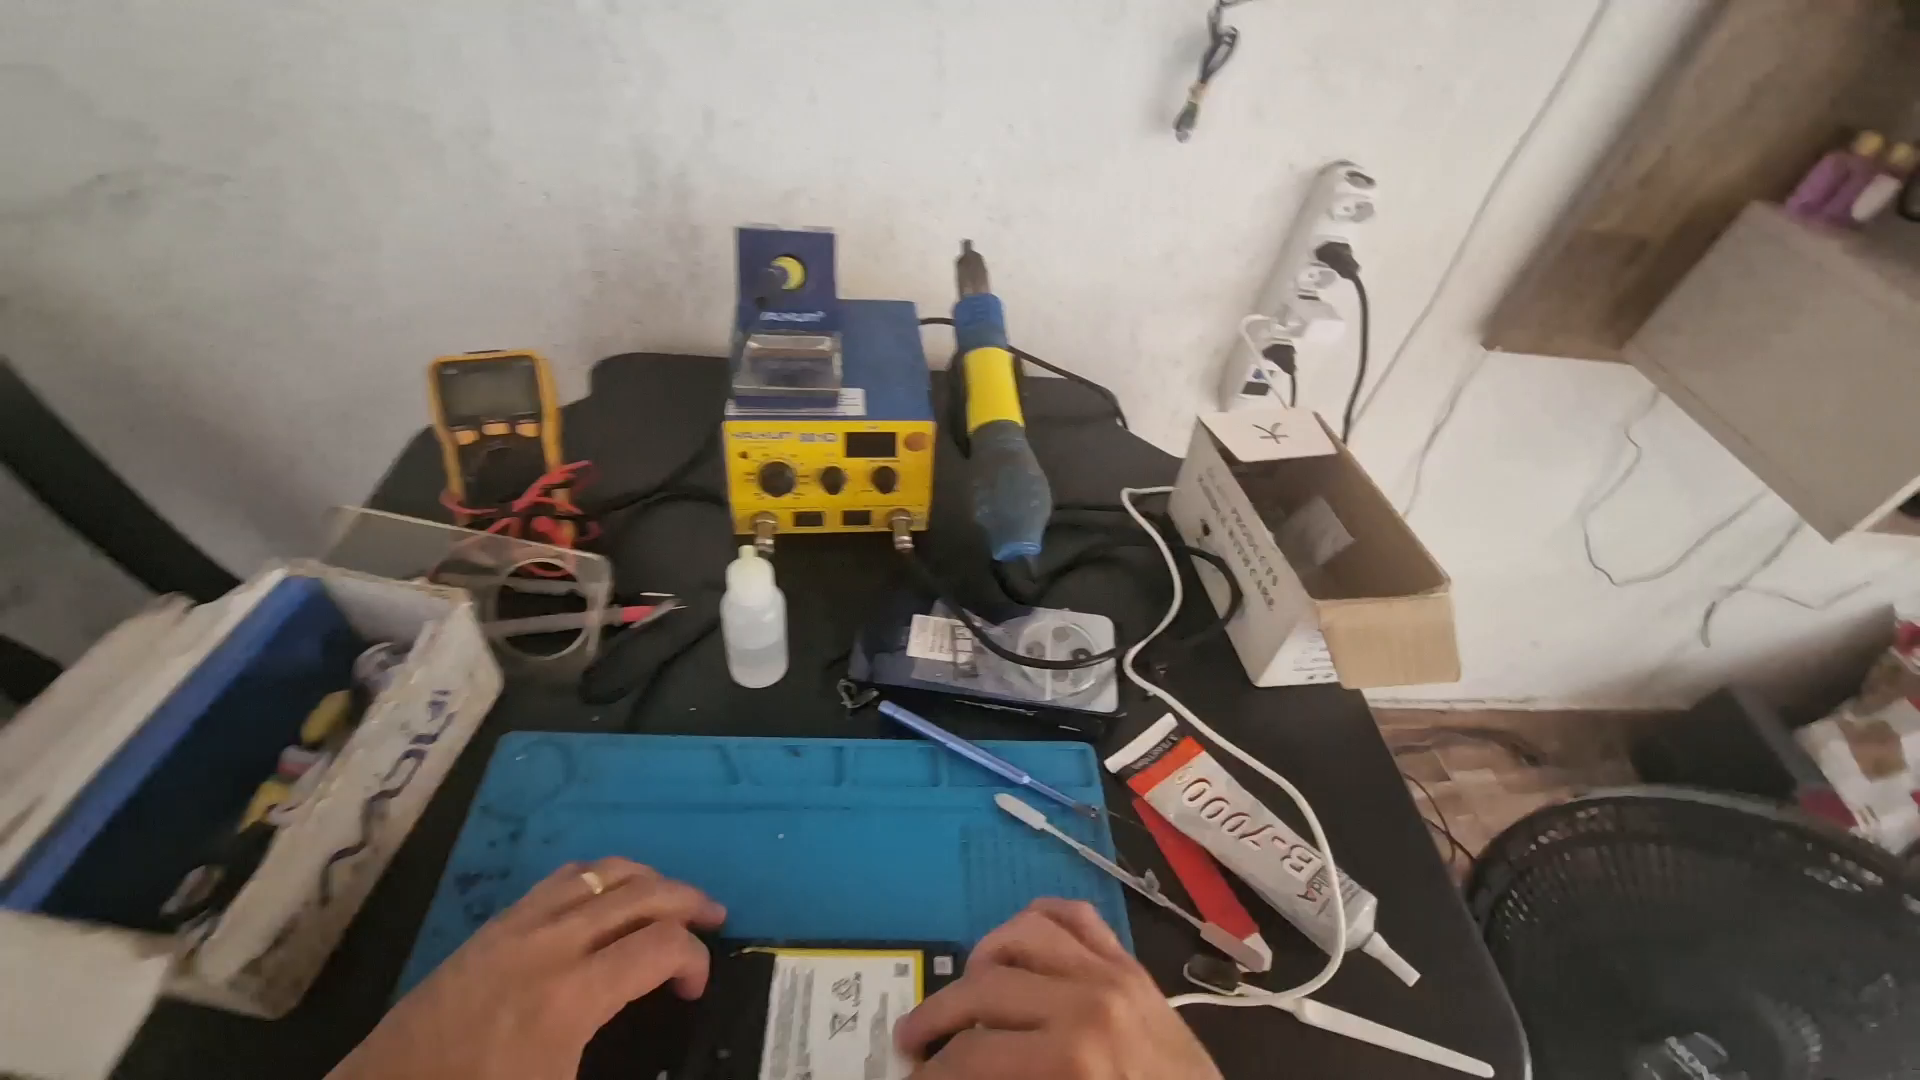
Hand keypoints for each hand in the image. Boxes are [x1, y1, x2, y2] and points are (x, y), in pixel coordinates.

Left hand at [328, 858, 724, 1079]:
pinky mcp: (493, 927)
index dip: (695, 961)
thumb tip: (671, 1066)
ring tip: (670, 901)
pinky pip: (562, 878)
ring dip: (650, 880)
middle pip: (643, 893)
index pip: (662, 947)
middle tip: (714, 919)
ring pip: (605, 872)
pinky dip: (602, 878)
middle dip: (689, 902)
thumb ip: (617, 1064)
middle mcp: (553, 945)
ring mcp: (519, 927)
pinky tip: (608, 899)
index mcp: (571, 998)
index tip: (695, 989)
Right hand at [896, 898, 1221, 1079]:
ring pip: (1025, 932)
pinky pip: (1077, 917)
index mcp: (1071, 1056)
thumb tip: (956, 1071)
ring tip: (968, 987)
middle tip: (911, 1039)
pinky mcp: (1131, 965)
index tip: (910, 1079)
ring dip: (984, 956)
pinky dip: (1041, 917)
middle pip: (987, 988)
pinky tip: (1019, 938)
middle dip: (939, 1015)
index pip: (974, 1055)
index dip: (933, 1072)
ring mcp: (1113, 973)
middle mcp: (1087, 998)